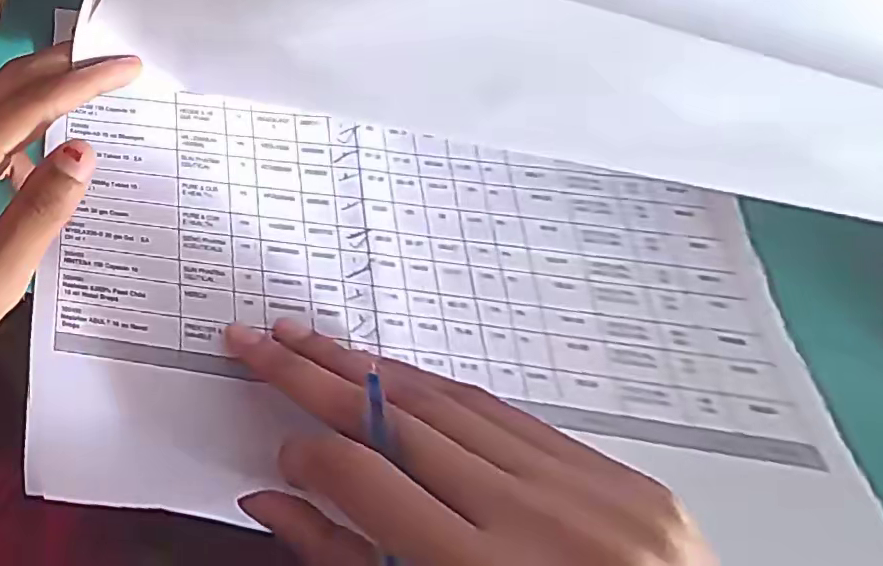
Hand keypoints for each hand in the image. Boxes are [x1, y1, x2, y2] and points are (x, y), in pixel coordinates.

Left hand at [0, 44, 141, 431]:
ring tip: (103, 81)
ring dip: (53, 82)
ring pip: (5, 95)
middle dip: (69, 64)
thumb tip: (83, 149)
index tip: (128, 66)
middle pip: (13, 83)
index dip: (80, 81)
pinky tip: (62, 130)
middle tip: (122, 59)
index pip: (28, 103)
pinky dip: (36, 112)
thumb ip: (38, 212)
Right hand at [226, 318, 717, 565]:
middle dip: (309, 370)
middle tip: (256, 339)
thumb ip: (345, 562)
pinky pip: (499, 410)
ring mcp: (595, 497)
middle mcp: (548, 529)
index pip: (362, 478)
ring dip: (361, 363)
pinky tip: (387, 369)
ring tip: (305, 340)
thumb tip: (266, 498)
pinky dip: (431, 386)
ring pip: (441, 398)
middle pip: (392, 416)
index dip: (306, 456)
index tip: (282, 455)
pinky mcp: (626, 481)